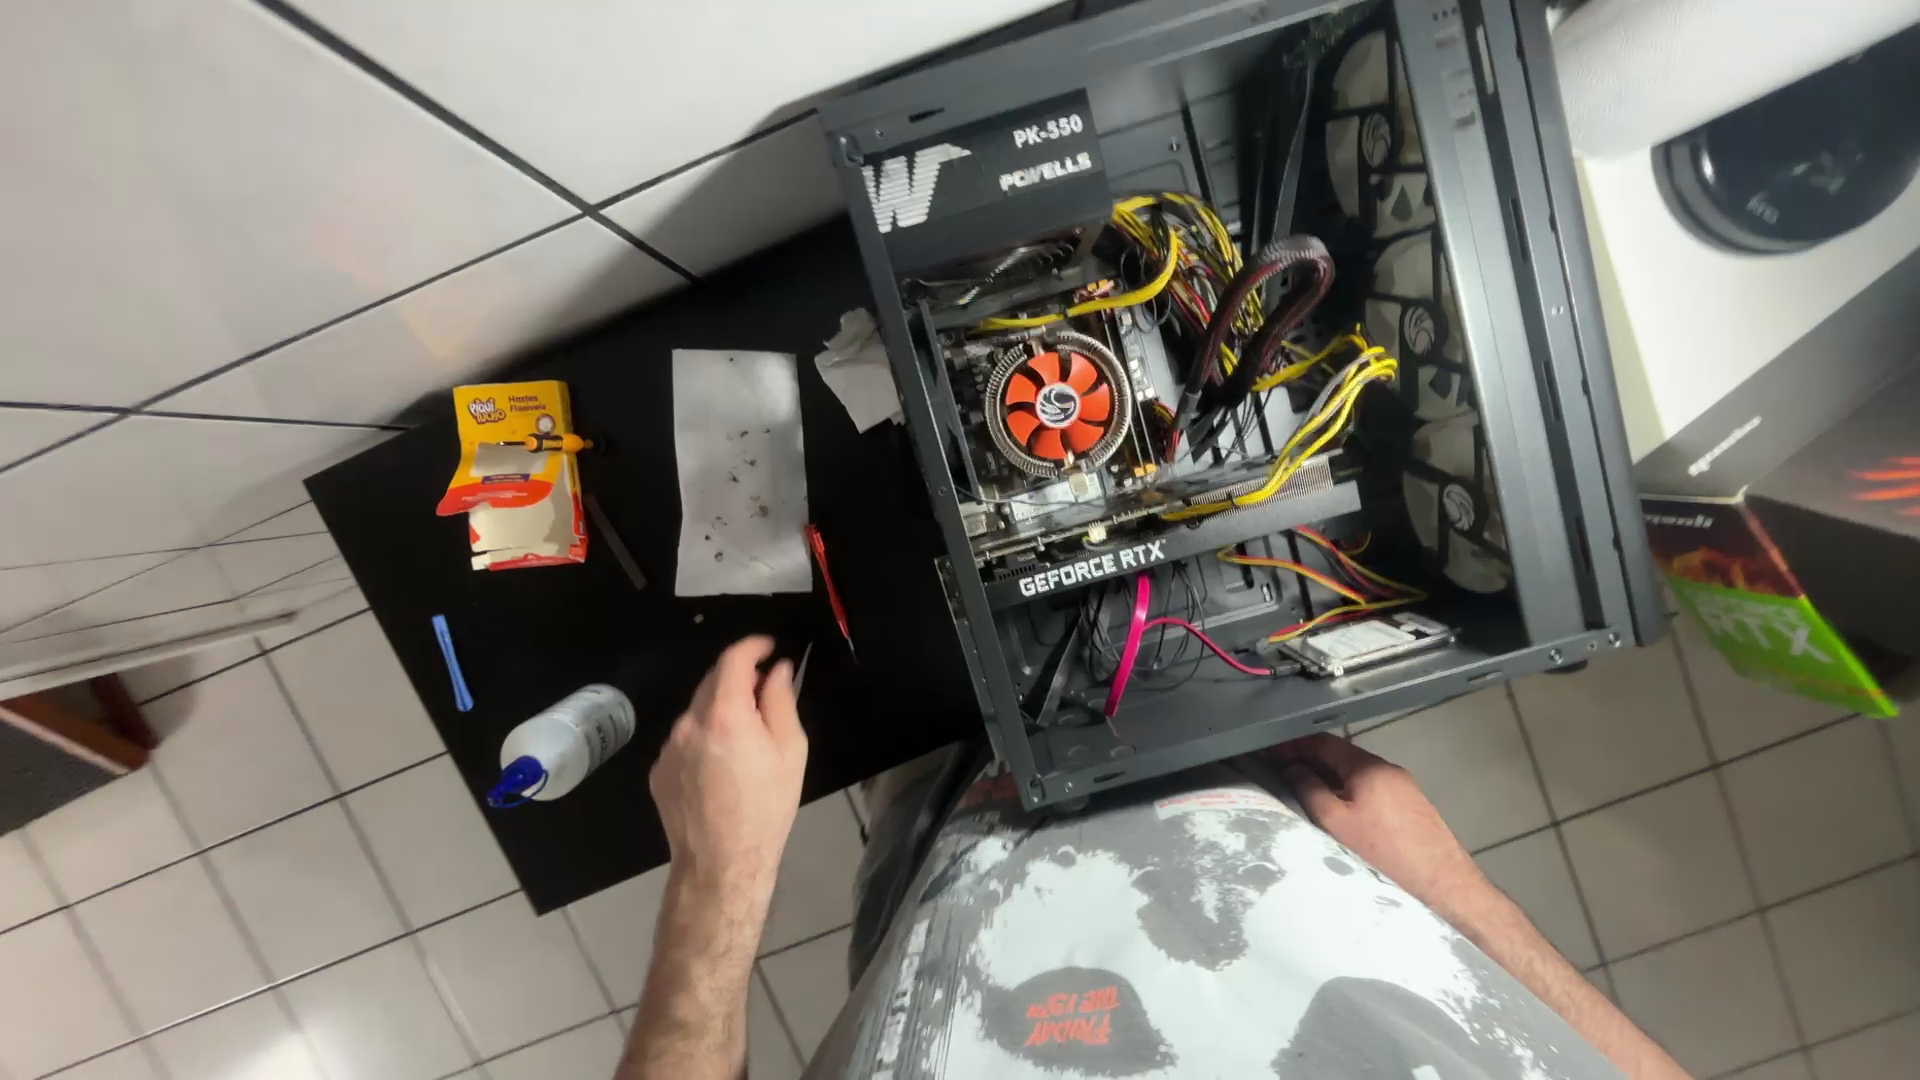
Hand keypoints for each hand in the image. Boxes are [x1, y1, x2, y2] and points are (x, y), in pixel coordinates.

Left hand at [650, 636, 807, 896]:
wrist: (721, 864)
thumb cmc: (766, 806)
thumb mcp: (790, 750)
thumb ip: (781, 701)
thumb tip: (777, 669)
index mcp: (725, 715)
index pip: (733, 659)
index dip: (752, 645)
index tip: (769, 647)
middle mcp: (689, 723)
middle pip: (712, 681)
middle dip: (739, 677)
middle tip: (766, 691)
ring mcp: (669, 747)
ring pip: (697, 711)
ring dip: (721, 708)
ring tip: (746, 737)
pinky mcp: (659, 770)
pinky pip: (685, 738)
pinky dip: (704, 736)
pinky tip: (722, 765)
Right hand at [1271, 733, 1488, 915]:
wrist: (1448, 894)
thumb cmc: (1384, 856)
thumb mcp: (1335, 823)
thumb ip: (1308, 789)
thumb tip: (1292, 768)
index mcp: (1370, 767)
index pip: (1322, 740)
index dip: (1292, 744)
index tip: (1268, 754)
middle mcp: (1390, 770)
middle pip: (1340, 756)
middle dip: (1308, 761)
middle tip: (1279, 774)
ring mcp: (1405, 790)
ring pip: (1355, 775)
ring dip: (1327, 779)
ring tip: (1303, 794)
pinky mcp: (1413, 811)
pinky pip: (1370, 791)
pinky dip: (1347, 794)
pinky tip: (1336, 813)